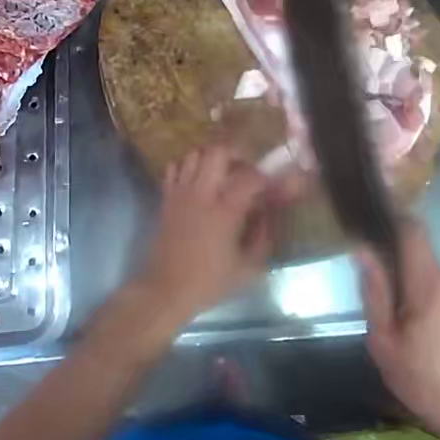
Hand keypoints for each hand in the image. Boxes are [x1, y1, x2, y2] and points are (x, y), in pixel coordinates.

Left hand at [136, 146, 276, 319]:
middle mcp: (201, 194)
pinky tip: (197, 183)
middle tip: (245, 171)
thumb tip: (269, 213)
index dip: (267, 177)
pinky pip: (174, 168)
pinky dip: (186, 167)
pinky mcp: (165, 199)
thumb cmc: (210, 281)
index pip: (251, 176)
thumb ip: (264, 235)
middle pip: (217, 151)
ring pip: (194, 154)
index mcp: (225, 210)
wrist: (166, 288)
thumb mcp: (248, 266)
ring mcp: (180, 193)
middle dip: (236, 154)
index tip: (274, 186)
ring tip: (222, 175)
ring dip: (211, 159)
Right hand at [358, 225, 439, 439]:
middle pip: (417, 257)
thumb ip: (374, 291)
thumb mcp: (384, 339)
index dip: (390, 216)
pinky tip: (416, 337)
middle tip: (370, 295)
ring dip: (409, 291)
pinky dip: (424, 305)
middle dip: (392, 268)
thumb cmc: (425, 379)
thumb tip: (363, 251)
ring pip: (428, 280)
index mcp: (429, 282)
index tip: (367, 215)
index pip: (412, 230)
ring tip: (393, 326)